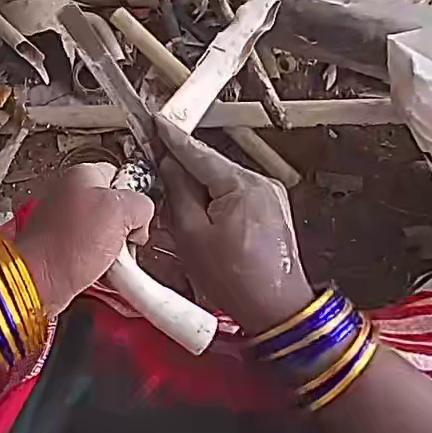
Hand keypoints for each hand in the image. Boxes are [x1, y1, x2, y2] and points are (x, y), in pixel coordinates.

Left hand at [8, 162, 153, 314]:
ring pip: (105, 233)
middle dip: (125, 227)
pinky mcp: (60, 247)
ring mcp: (63, 221)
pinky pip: (92, 252)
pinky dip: (100, 262)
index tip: (136, 215)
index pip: (120, 175)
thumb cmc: (70, 242)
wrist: (39, 280)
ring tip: (111, 259)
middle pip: (114, 207)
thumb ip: (140, 204)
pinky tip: (100, 270)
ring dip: (114, 249)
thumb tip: (141, 217)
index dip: (133, 196)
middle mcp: (68, 194)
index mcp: (81, 175)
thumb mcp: (121, 211)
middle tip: (124, 240)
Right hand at [155, 116, 315, 332]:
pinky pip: (233, 193)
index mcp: (241, 185)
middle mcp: (260, 183)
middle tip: (155, 169)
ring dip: (197, 186)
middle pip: (210, 165)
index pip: (198, 152)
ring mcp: (268, 195)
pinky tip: (199, 214)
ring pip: (220, 179)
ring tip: (177, 205)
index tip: (157, 123)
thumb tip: (169, 166)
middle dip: (182, 168)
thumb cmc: (235, 278)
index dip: (172, 138)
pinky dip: (213, 197)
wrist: (275, 309)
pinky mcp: (269, 209)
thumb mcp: (191, 233)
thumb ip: (178, 191)